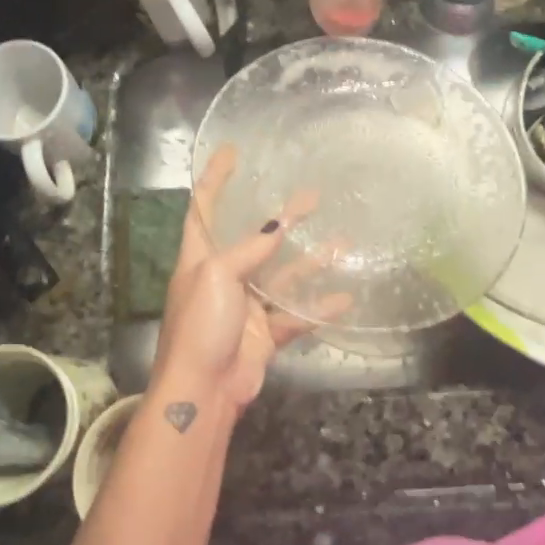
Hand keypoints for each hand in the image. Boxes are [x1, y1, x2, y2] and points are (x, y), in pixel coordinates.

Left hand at [151, 145, 326, 411]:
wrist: (202, 393)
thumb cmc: (200, 327)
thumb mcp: (217, 278)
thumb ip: (249, 251)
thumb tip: (278, 225)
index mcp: (199, 259)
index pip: (204, 208)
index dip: (215, 178)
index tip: (230, 150)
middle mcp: (222, 277)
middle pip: (254, 239)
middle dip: (281, 217)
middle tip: (312, 194)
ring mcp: (246, 306)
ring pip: (282, 275)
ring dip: (309, 260)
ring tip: (343, 241)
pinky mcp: (265, 333)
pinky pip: (296, 314)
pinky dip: (318, 307)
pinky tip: (345, 297)